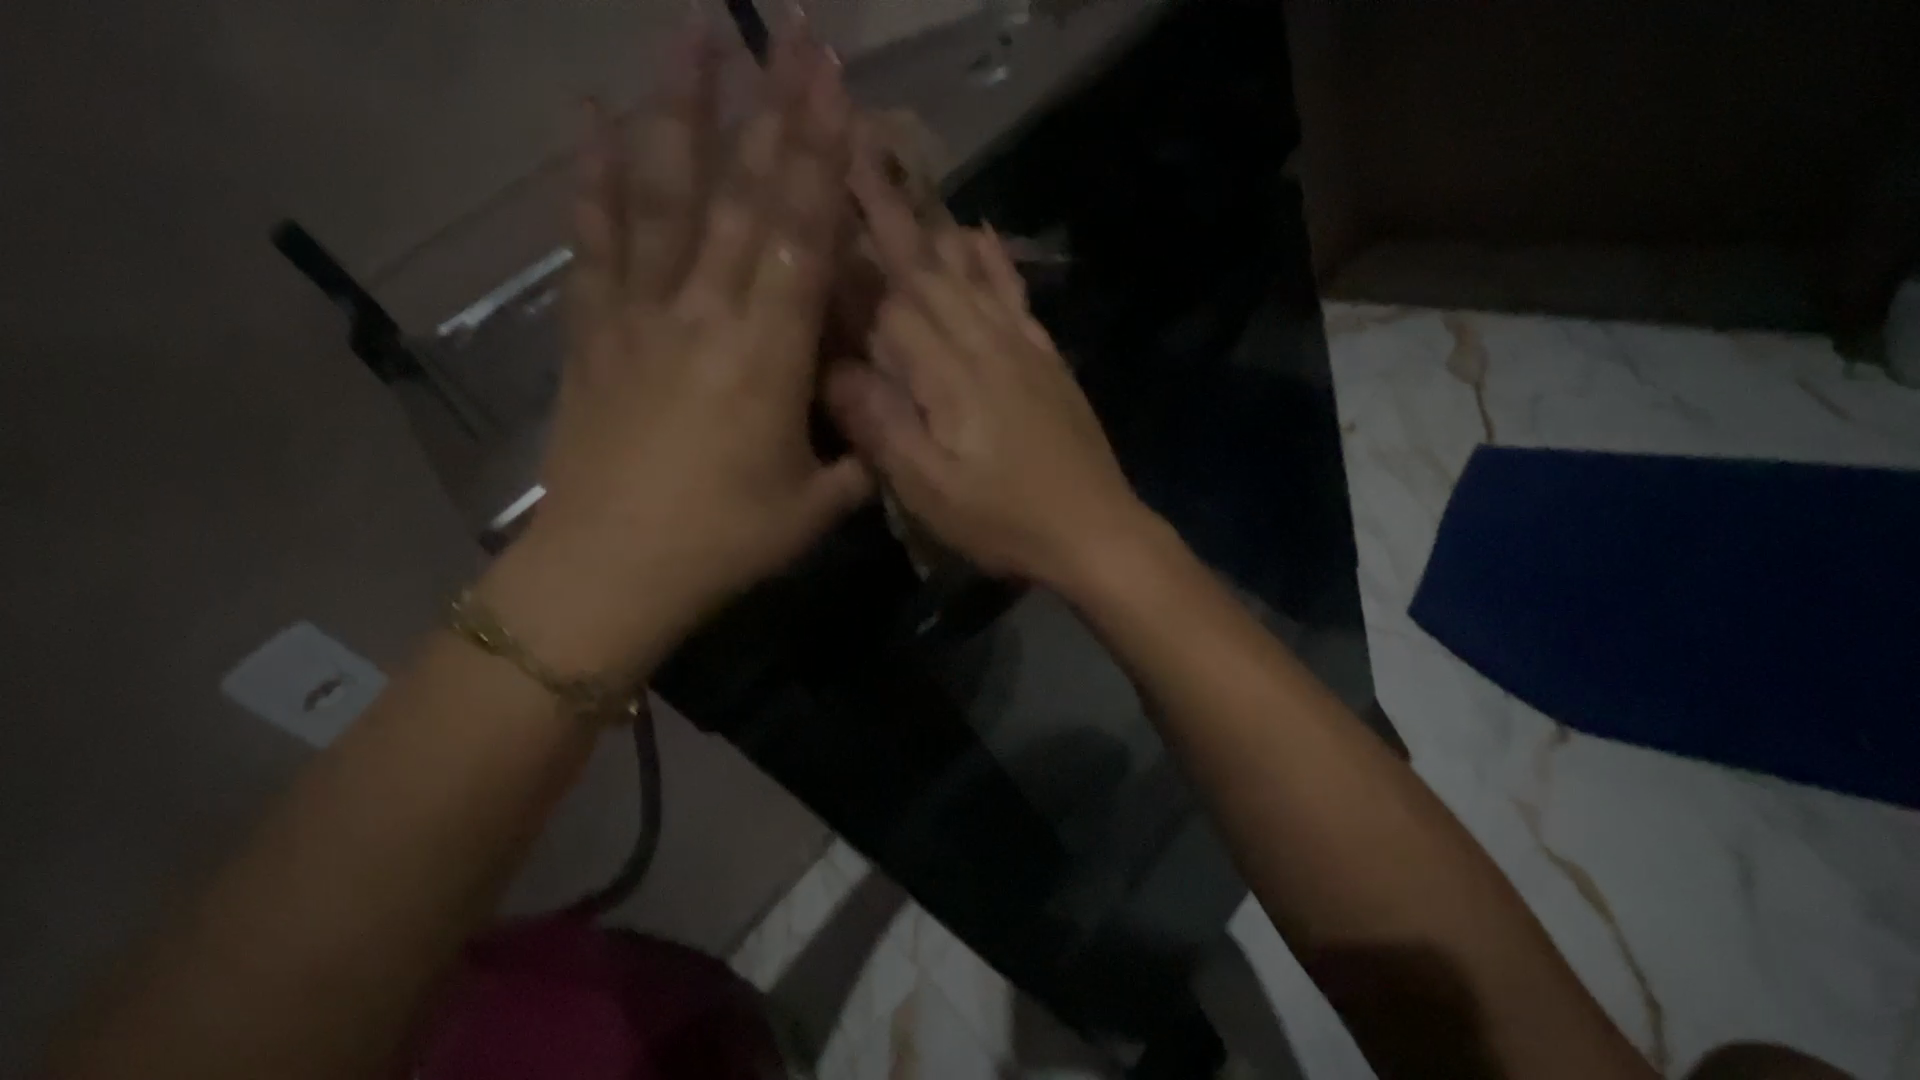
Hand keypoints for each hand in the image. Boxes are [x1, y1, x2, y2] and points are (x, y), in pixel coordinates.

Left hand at [487, 26, 868, 673]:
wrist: (608, 574)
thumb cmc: (723, 544)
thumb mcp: (814, 507)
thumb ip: (857, 454)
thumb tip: (882, 417)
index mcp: (769, 355)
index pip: (802, 236)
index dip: (822, 156)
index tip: (836, 85)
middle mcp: (706, 314)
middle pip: (742, 196)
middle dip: (774, 107)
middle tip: (791, 31)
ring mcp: (642, 314)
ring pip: (664, 197)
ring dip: (681, 110)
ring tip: (691, 33)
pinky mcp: (594, 330)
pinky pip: (594, 241)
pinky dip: (591, 177)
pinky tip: (590, 115)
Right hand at [825, 131, 1153, 587]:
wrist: (1096, 530)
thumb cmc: (1003, 519)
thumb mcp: (929, 489)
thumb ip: (880, 425)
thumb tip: (831, 367)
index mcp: (947, 375)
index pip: (887, 303)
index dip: (850, 263)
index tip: (818, 211)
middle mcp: (983, 343)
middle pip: (927, 271)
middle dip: (887, 217)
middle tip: (852, 161)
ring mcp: (1020, 346)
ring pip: (968, 272)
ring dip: (931, 225)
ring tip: (903, 180)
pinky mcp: (1045, 358)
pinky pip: (1013, 293)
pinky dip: (992, 259)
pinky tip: (980, 235)